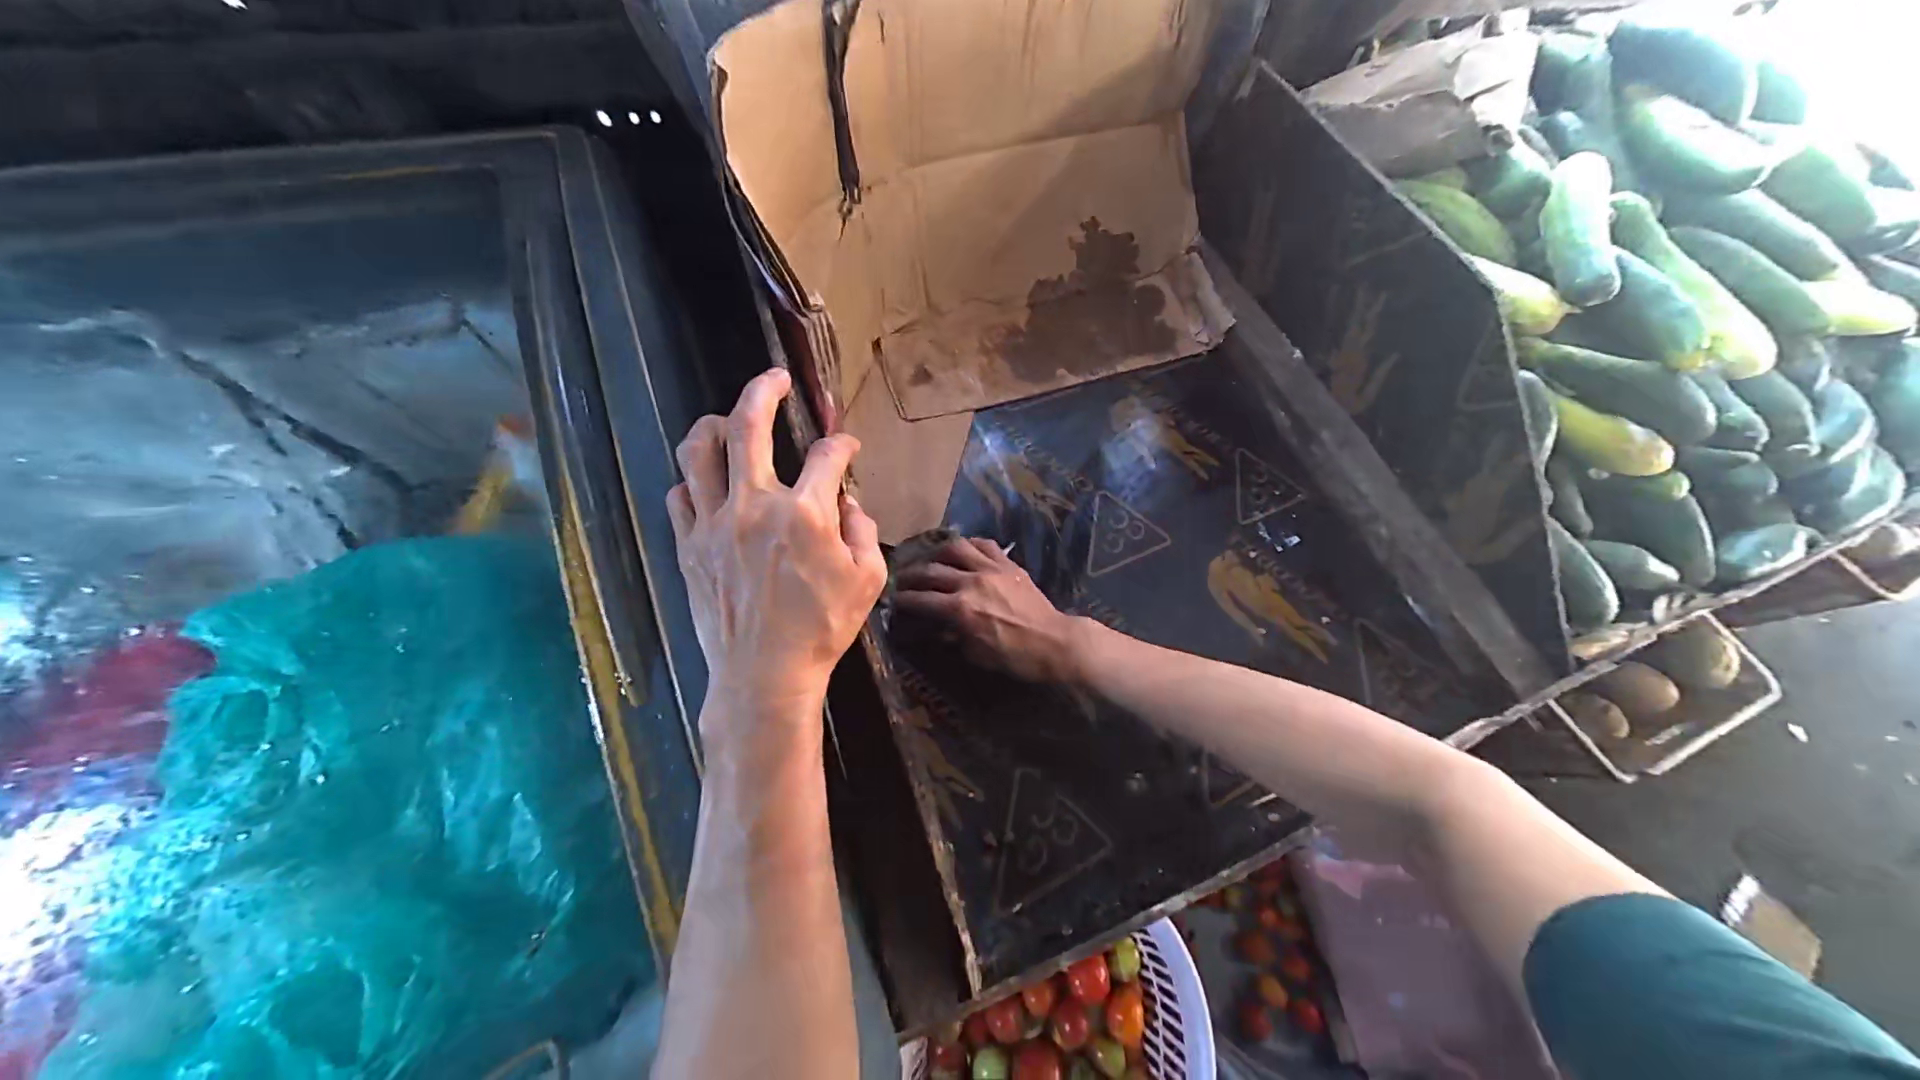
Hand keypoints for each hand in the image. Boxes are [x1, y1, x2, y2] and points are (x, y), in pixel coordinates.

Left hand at [667, 368, 886, 741]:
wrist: (764, 675)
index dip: (842, 444)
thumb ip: (864, 531)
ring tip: (724, 419)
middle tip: (773, 378)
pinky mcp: (689, 546)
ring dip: (712, 424)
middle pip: (748, 425)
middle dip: (763, 390)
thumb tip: (848, 504)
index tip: (847, 445)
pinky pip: (679, 496)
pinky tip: (704, 483)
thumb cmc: (822, 630)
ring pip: (698, 451)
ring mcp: (714, 523)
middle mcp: (754, 505)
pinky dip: (692, 481)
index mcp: (805, 512)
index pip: (827, 456)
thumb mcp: (868, 580)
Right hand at [894, 538, 1087, 683]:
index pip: (920, 600)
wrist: (1055, 643)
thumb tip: (933, 626)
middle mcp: (971, 582)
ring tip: (930, 560)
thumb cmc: (1015, 657)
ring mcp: (991, 568)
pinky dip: (969, 544)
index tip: (892, 600)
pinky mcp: (1008, 564)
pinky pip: (984, 544)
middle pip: (930, 571)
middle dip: (910, 576)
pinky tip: (962, 550)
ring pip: (955, 548)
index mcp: (960, 609)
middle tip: (901, 580)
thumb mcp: (977, 654)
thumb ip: (952, 636)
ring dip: (936, 553)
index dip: (902, 600)